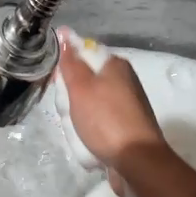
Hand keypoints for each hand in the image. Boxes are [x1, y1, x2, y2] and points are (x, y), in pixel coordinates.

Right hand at [57, 27, 168, 185]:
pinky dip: (92, 132)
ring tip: (80, 133)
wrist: (138, 163)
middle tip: (69, 112)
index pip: (83, 54)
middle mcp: (124, 80)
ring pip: (90, 105)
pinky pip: (100, 123)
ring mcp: (127, 105)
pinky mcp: (127, 127)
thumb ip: (70, 62)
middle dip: (71, 99)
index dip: (66, 68)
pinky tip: (90, 145)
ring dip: (79, 119)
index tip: (57, 84)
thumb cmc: (106, 120)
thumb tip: (65, 34)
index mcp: (116, 65)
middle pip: (85, 81)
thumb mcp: (80, 88)